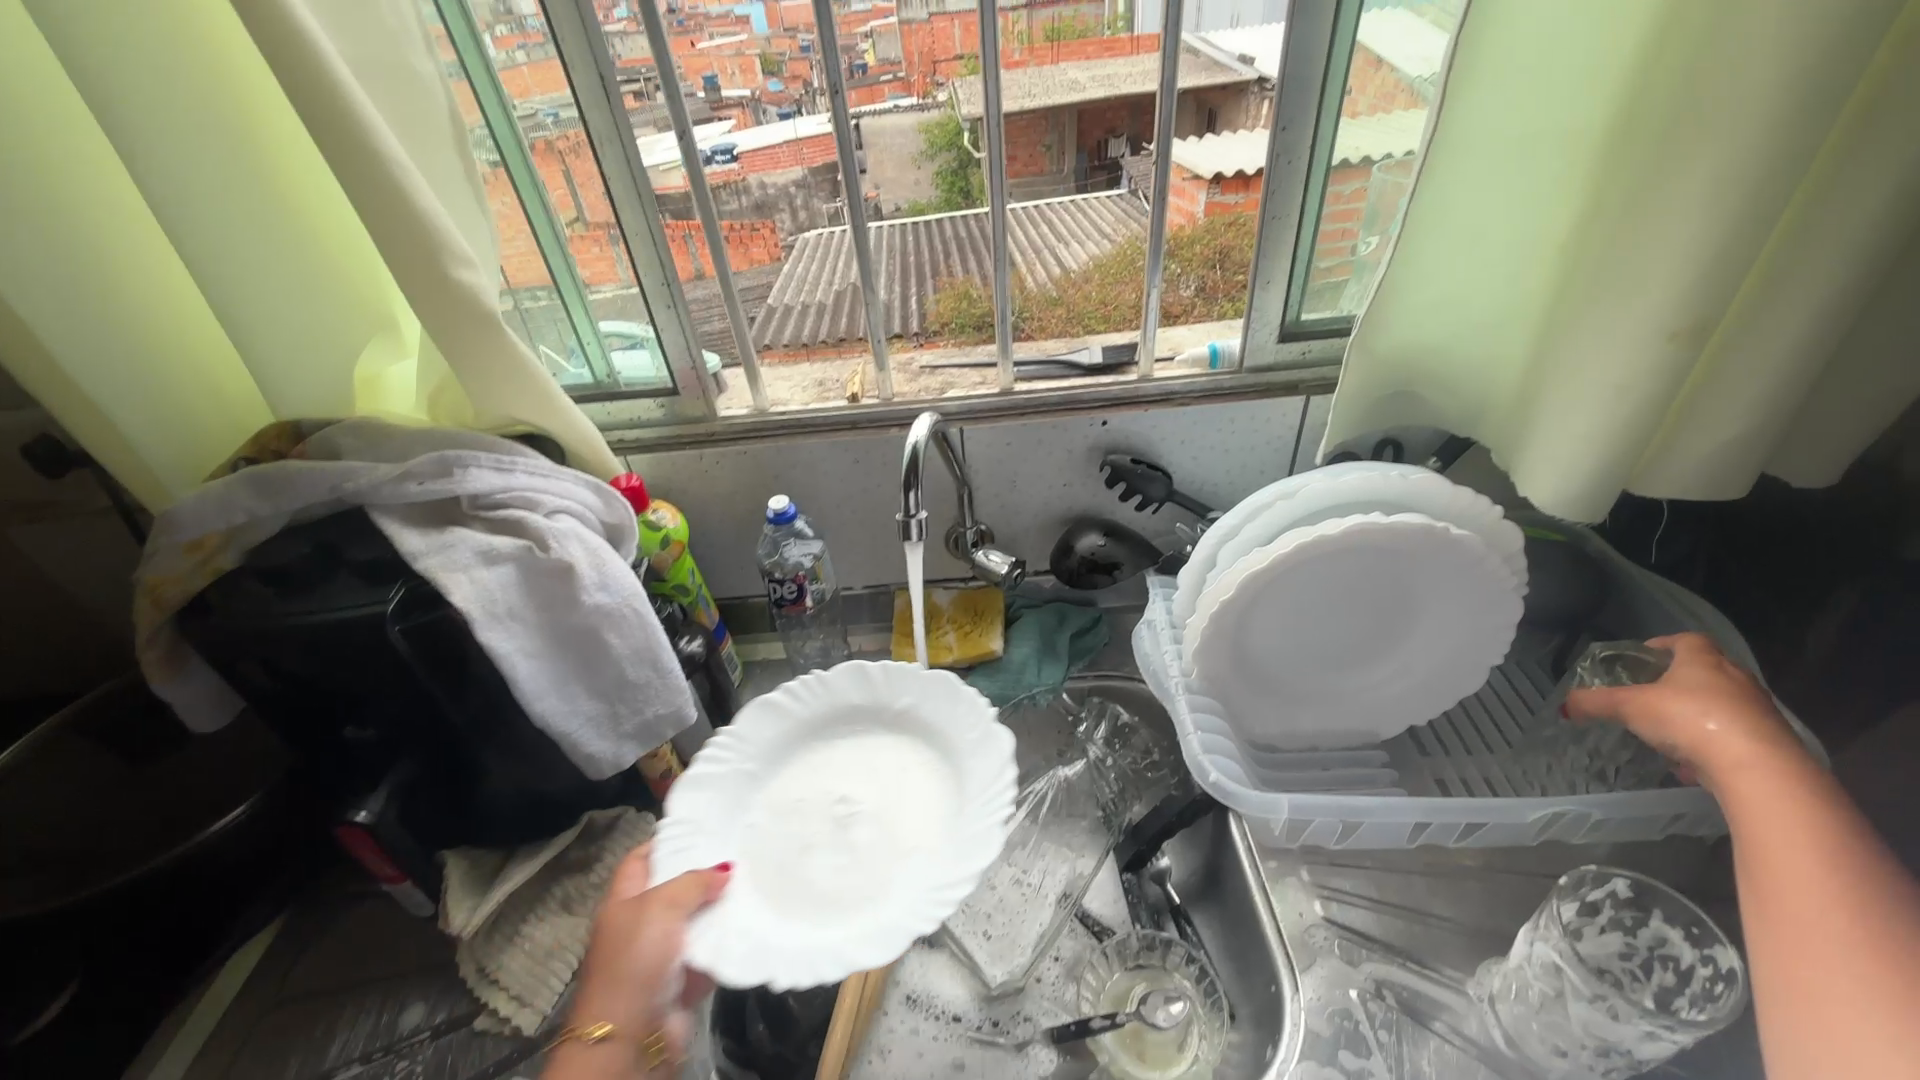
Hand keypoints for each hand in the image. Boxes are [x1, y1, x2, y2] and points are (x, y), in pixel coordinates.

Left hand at [544, 843, 728, 1078]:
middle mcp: (641, 924)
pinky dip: (726, 941)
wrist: (632, 1037)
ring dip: (720, 908)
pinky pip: (709, 951)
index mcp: (623, 902)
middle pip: (674, 889)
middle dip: (704, 874)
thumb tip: (724, 870)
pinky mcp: (682, 978)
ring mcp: (661, 953)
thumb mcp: (661, 907)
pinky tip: (751, 922)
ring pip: (696, 920)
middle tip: (740, 853)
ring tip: (755, 881)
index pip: (642, 859)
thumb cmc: (636, 961)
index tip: (702, 829)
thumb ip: (693, 882)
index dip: (667, 842)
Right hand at [1563, 632, 1808, 793]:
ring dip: (1697, 714)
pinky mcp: (1770, 740)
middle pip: (1707, 670)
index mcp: (1703, 660)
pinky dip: (1713, 743)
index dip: (1664, 644)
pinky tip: (1693, 763)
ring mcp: (1757, 709)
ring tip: (1670, 731)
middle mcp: (1736, 678)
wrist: (1757, 765)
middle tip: (1652, 693)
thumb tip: (1564, 705)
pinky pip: (1734, 734)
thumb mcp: (1629, 707)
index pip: (1686, 639)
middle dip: (1680, 680)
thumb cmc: (1689, 719)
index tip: (1645, 656)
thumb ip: (1595, 703)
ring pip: (1722, 704)